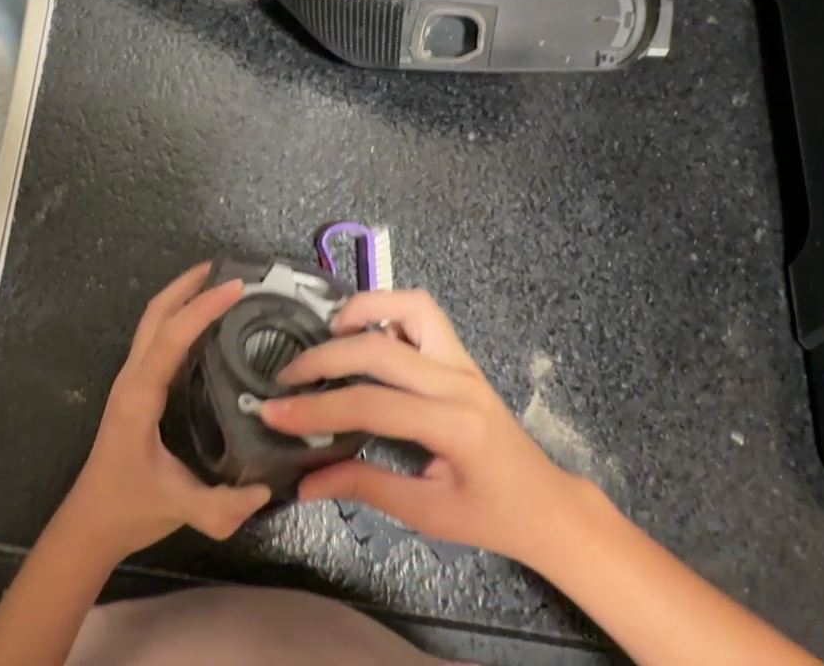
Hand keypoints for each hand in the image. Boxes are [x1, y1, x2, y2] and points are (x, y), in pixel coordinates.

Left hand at [57, 263, 272, 558]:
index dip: (201, 309)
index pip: (169, 339)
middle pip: (154, 315)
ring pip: (153, 323)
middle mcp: (132, 379)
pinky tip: (209, 325)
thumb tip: (267, 488)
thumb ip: (222, 506)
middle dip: (187, 284)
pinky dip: (181, 319)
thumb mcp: (179, 508)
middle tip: (227, 268)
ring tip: (221, 285)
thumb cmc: (129, 507)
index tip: (236, 288)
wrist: (93, 520)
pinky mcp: (138, 389)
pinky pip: (158, 340)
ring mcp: (132, 381)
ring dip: (182, 297)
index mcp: (139, 397)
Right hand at [257, 289, 591, 567]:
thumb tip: (304, 483)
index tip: (273, 413)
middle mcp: (459, 383)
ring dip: (363, 310)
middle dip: (323, 359)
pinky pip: (423, 314)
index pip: (370, 406)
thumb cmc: (493, 517)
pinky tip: (362, 335)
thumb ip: (364, 486)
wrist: (550, 507)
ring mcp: (463, 363)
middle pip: (379, 349)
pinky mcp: (461, 357)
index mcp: (454, 427)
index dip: (315, 409)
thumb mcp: (427, 513)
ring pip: (410, 307)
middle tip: (287, 378)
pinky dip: (387, 310)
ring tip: (328, 334)